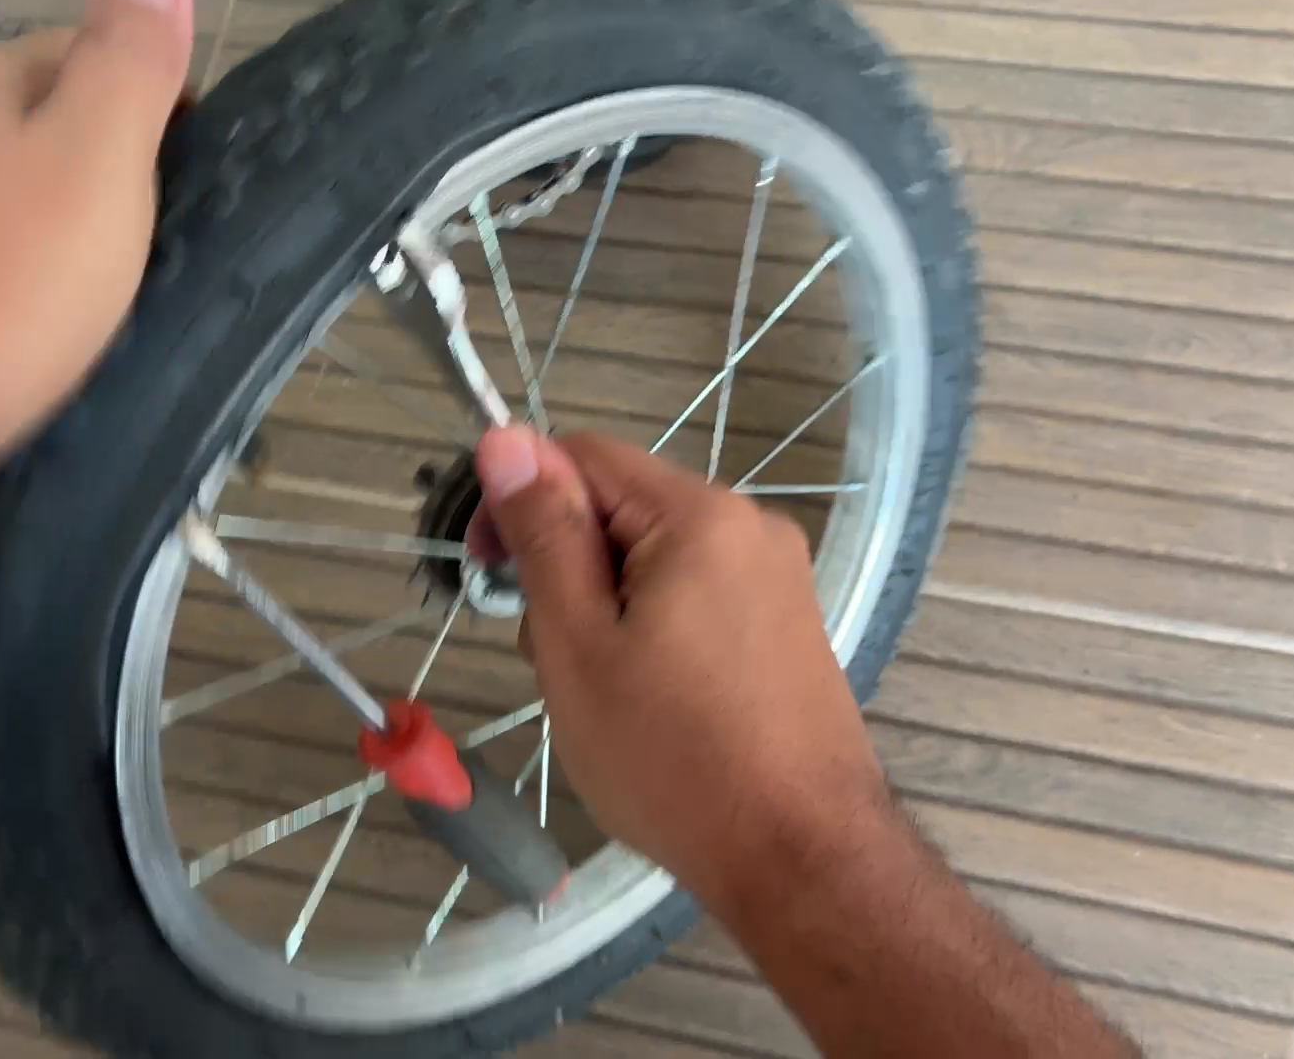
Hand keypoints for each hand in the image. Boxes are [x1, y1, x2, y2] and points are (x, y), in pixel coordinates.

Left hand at [0, 0, 192, 486]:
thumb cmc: (6, 290)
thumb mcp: (96, 174)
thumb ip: (127, 72)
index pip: (81, 55)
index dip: (150, 97)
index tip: (194, 162)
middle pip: (24, 111)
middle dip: (90, 146)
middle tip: (151, 225)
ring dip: (34, 196)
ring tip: (85, 268)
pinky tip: (5, 295)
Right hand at [474, 426, 888, 907]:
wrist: (802, 854)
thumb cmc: (673, 757)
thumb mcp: (581, 643)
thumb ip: (544, 533)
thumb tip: (506, 439)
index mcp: (700, 514)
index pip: (586, 455)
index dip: (521, 497)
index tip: (491, 570)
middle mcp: (751, 525)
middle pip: (625, 508)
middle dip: (570, 564)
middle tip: (557, 656)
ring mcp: (778, 573)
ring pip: (658, 555)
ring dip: (609, 601)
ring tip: (607, 689)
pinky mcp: (787, 617)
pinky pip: (700, 590)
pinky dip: (656, 622)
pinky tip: (654, 692)